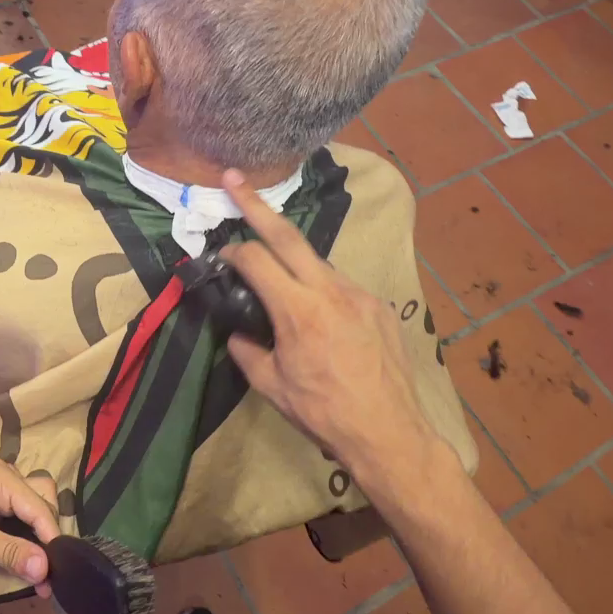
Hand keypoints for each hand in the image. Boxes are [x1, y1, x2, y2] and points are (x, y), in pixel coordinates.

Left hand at [0, 458, 60, 596]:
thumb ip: (11, 553)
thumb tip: (47, 569)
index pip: (39, 504)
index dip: (51, 536)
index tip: (59, 569)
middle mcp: (2, 478)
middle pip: (41, 500)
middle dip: (48, 533)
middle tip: (51, 569)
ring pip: (32, 510)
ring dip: (39, 538)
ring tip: (43, 573)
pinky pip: (18, 520)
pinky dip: (26, 540)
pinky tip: (28, 563)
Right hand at [217, 169, 442, 485]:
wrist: (390, 434)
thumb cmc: (323, 413)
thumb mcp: (270, 385)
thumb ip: (247, 349)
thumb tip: (239, 332)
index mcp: (298, 310)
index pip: (256, 259)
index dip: (233, 252)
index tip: (222, 257)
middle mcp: (331, 291)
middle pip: (288, 236)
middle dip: (257, 204)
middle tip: (234, 178)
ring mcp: (360, 296)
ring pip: (317, 262)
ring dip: (292, 259)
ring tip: (279, 278)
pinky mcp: (379, 307)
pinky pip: (341, 286)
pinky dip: (321, 287)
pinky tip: (319, 314)